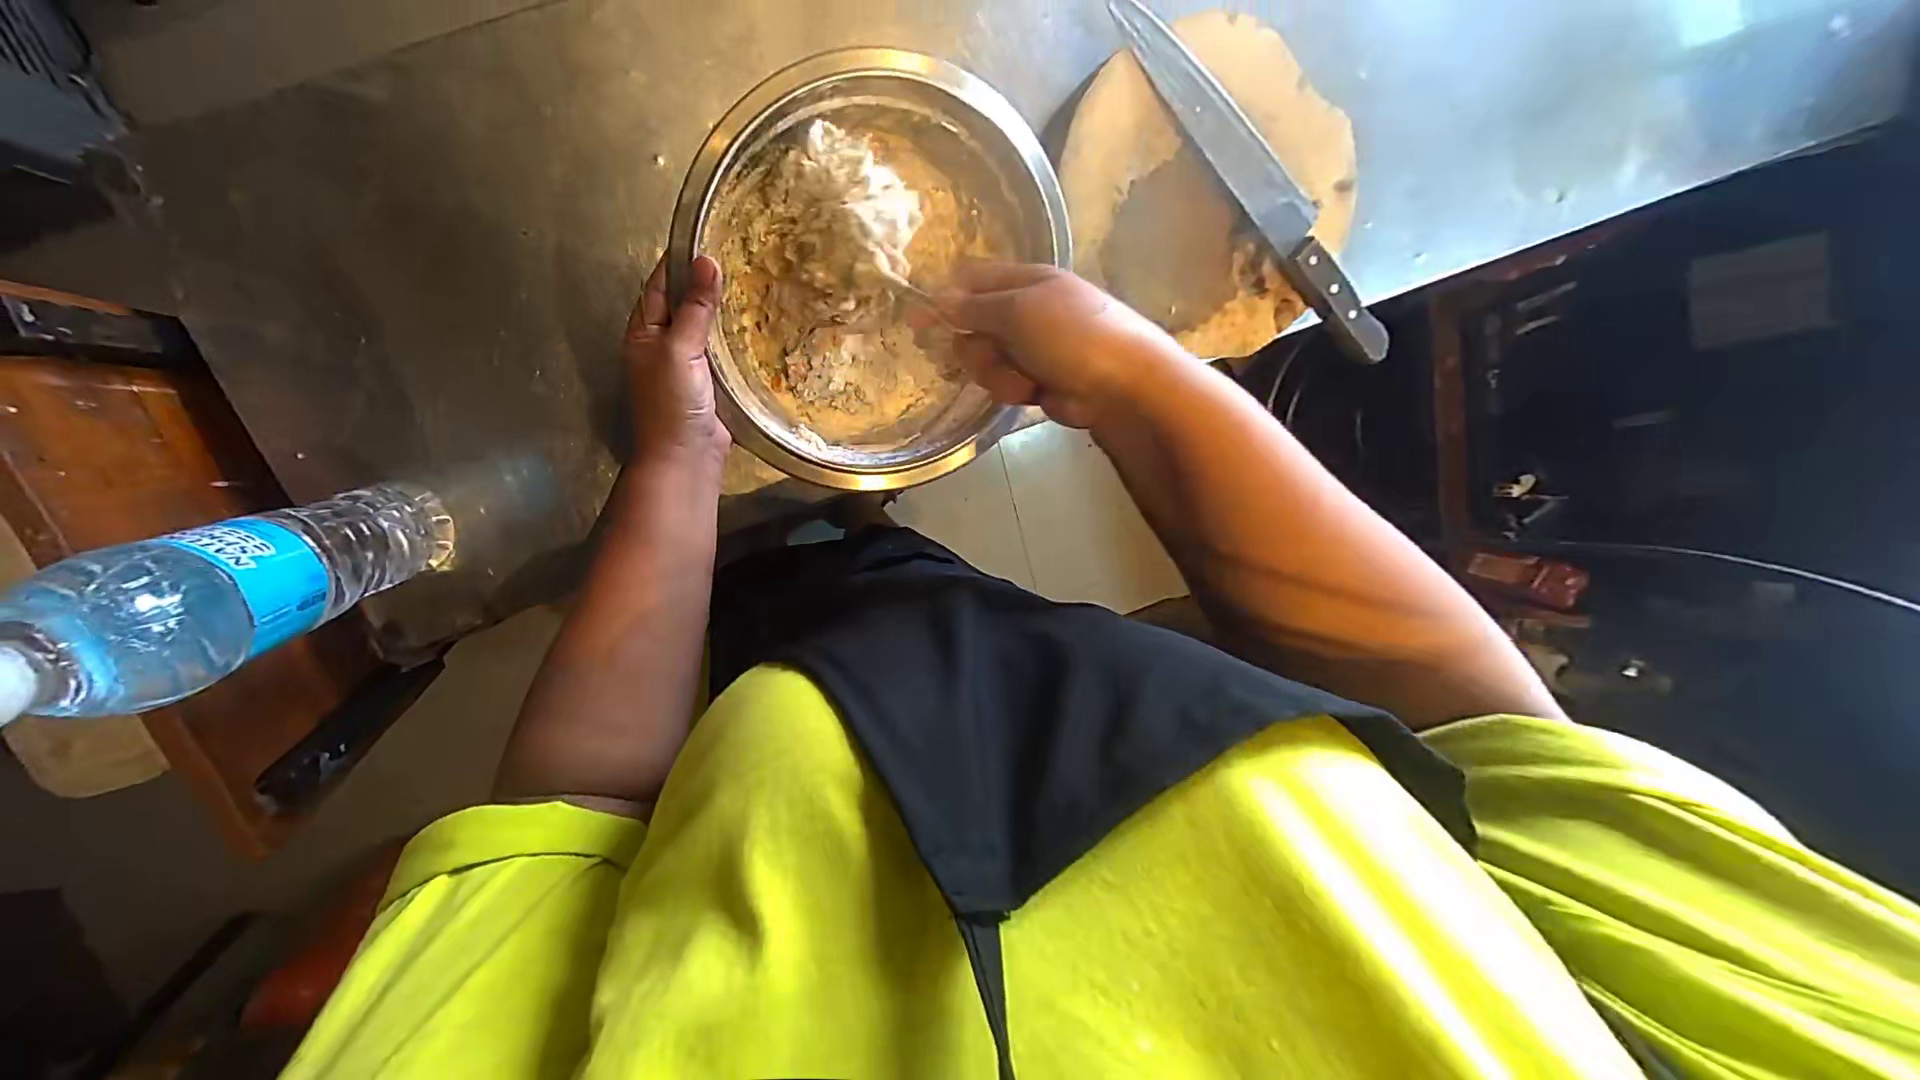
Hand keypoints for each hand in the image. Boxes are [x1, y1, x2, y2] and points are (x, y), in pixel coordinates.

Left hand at [626, 254, 729, 462]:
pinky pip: (720, 352)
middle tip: (735, 259)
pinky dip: (733, 338)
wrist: (686, 455)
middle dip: (703, 285)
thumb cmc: (673, 402)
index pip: (660, 287)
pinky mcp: (709, 384)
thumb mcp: (680, 350)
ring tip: (747, 286)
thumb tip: (707, 262)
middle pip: (683, 306)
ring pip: (704, 329)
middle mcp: (662, 345)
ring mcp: (686, 366)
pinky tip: (751, 327)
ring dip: (721, 311)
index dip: (679, 264)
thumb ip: (695, 309)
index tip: (704, 240)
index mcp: (644, 333)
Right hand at [938, 262, 1184, 429]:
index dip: (943, 298)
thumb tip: (937, 297)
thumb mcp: (1019, 311)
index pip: (971, 279)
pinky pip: (1004, 383)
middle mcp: (1024, 311)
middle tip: (994, 354)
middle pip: (971, 326)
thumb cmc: (1072, 335)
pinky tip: (1034, 394)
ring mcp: (1031, 348)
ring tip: (1026, 381)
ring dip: (997, 374)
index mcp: (1024, 281)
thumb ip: (974, 306)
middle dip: (976, 347)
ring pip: (985, 361)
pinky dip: (1014, 390)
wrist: (1122, 385)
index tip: (918, 323)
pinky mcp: (1036, 381)